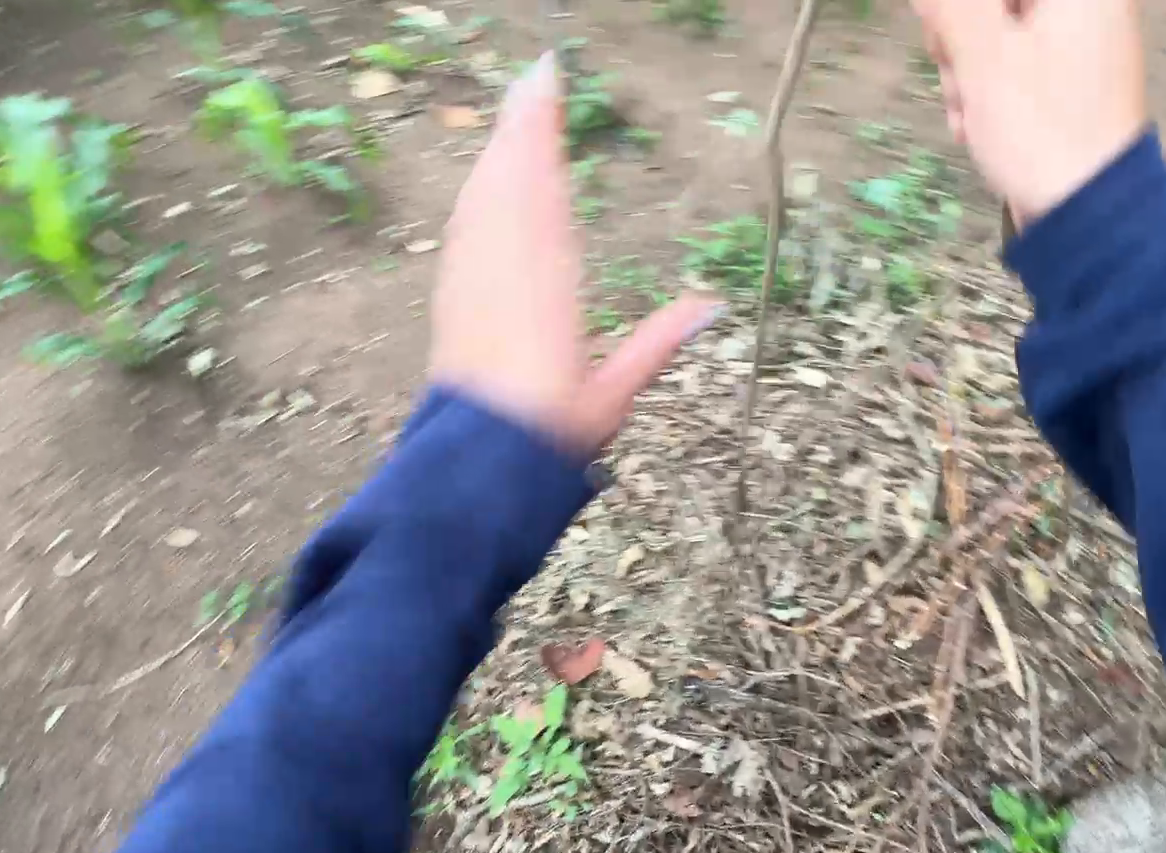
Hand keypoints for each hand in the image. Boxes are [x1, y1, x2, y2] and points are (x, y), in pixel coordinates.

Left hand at [431, 53, 721, 456]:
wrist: (482, 462)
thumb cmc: (552, 431)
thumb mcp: (616, 393)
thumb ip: (660, 343)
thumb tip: (712, 305)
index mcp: (550, 284)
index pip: (545, 190)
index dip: (542, 132)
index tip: (546, 80)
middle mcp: (506, 270)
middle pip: (509, 181)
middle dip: (519, 127)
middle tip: (532, 77)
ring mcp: (474, 281)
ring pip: (482, 200)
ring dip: (496, 153)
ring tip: (512, 116)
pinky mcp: (453, 299)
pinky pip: (465, 230)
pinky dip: (477, 195)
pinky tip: (483, 182)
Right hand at [910, 0, 1147, 227]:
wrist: (1083, 204)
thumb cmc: (1039, 127)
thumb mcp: (984, 58)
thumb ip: (953, 7)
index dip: (957, 10)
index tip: (941, 41)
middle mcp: (1083, 5)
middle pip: (994, 4)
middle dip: (959, 40)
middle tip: (955, 80)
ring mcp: (1077, 43)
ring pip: (996, 36)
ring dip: (965, 75)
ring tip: (966, 115)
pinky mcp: (1065, 82)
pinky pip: (1012, 68)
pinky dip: (985, 93)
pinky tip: (975, 126)